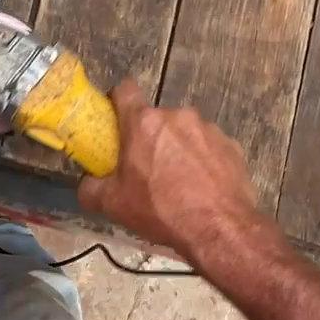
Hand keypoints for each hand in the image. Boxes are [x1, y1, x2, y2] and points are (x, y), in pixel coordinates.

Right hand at [77, 79, 271, 263]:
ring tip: (178, 183)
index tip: (115, 121)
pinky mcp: (232, 145)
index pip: (124, 90)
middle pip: (155, 119)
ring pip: (183, 133)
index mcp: (144, 123)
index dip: (117, 101)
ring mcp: (208, 129)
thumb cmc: (161, 211)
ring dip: (177, 150)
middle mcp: (177, 116)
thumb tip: (88, 185)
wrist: (219, 229)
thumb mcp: (113, 205)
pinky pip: (209, 147)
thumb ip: (91, 189)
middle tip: (145, 169)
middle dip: (149, 138)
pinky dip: (203, 161)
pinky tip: (202, 188)